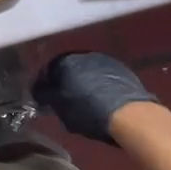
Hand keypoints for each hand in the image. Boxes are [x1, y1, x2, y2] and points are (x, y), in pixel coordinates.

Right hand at [32, 52, 158, 144]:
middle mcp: (85, 55)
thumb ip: (46, 95)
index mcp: (66, 61)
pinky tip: (101, 101)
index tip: (44, 101)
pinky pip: (103, 78)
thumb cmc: (88, 111)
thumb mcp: (60, 107)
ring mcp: (106, 61)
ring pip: (87, 73)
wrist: (129, 114)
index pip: (47, 72)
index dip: (44, 87)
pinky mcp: (123, 71)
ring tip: (84, 102)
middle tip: (63, 102)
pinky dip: (98, 86)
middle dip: (64, 84)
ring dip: (82, 84)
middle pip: (68, 69)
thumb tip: (40, 91)